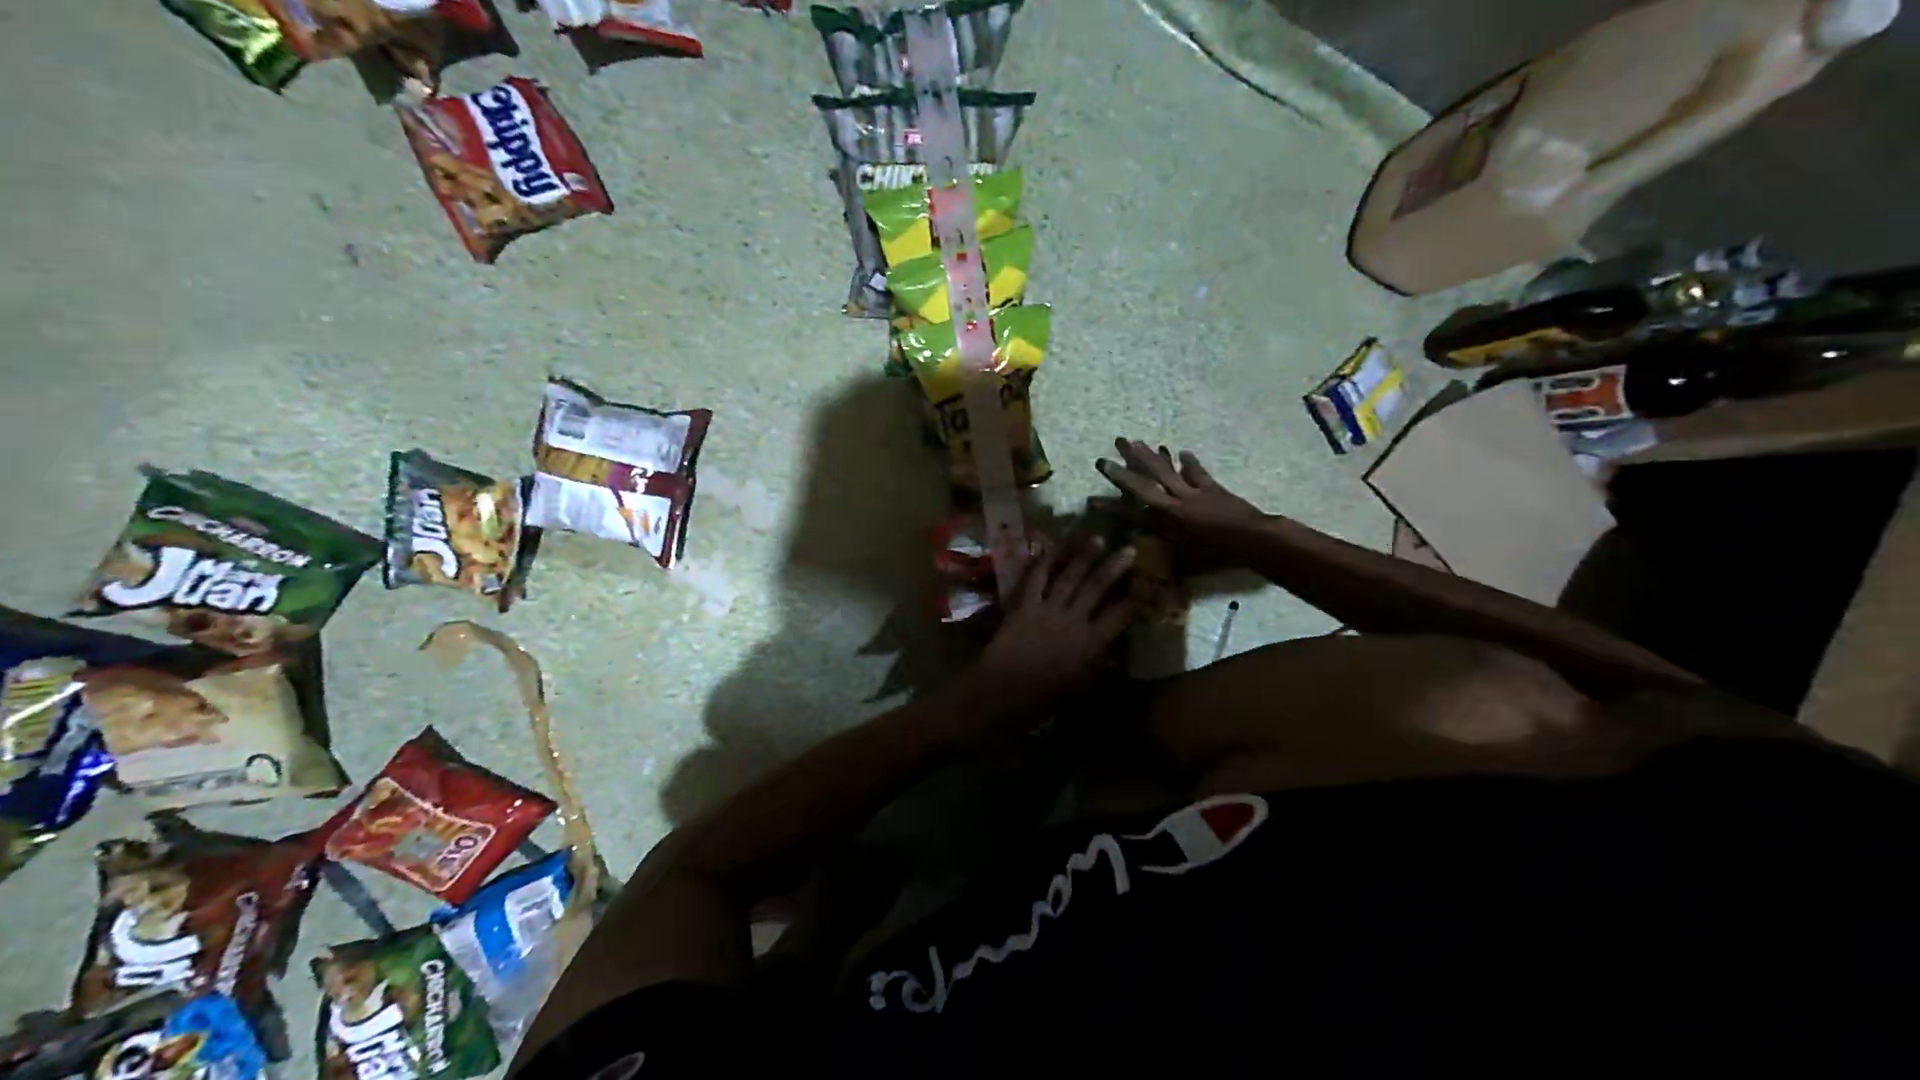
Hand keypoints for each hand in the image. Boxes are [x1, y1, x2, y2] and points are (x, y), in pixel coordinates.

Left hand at [976, 539, 1137, 709]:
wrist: (1002, 693)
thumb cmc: (1040, 699)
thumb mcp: (1077, 688)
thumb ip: (1096, 670)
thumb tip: (1112, 659)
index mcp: (1090, 644)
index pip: (1120, 615)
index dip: (1137, 598)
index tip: (1150, 581)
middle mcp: (1073, 621)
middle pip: (1097, 588)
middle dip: (1114, 567)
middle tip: (1128, 549)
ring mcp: (1047, 610)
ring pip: (1070, 577)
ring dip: (1084, 557)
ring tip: (1097, 539)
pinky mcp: (1024, 606)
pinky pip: (1037, 579)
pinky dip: (1045, 562)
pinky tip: (1054, 549)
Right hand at [1097, 439, 1267, 570]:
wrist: (1252, 539)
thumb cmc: (1217, 556)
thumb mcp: (1186, 563)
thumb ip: (1166, 556)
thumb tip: (1147, 560)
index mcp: (1165, 524)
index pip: (1130, 514)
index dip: (1110, 508)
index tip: (1091, 500)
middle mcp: (1173, 504)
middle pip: (1143, 484)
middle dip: (1121, 472)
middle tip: (1103, 459)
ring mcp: (1192, 492)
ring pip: (1165, 471)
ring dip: (1149, 456)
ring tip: (1134, 442)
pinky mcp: (1211, 487)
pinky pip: (1197, 472)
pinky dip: (1189, 462)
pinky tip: (1182, 452)